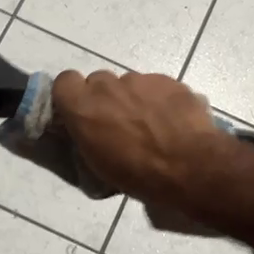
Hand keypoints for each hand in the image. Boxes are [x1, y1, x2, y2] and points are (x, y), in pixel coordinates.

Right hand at [51, 70, 229, 206]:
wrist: (188, 166)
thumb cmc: (137, 174)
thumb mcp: (98, 164)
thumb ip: (87, 135)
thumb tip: (90, 128)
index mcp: (83, 107)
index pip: (64, 81)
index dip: (73, 95)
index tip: (82, 112)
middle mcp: (108, 86)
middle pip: (99, 81)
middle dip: (105, 98)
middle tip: (118, 123)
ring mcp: (140, 80)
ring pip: (130, 84)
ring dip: (134, 99)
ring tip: (151, 125)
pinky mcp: (168, 80)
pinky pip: (156, 86)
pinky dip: (160, 100)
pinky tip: (172, 121)